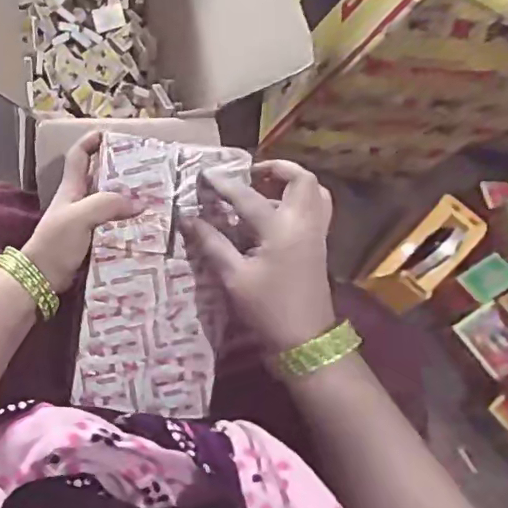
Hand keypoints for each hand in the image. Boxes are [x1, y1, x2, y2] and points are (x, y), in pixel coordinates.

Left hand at [20, 132, 141, 290]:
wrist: (41, 277)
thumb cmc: (55, 242)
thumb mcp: (80, 216)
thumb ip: (107, 204)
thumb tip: (139, 203)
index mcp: (71, 189)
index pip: (79, 156)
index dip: (91, 141)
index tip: (110, 135)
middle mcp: (78, 202)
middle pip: (100, 179)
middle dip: (121, 173)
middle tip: (148, 171)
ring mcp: (84, 223)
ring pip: (109, 205)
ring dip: (128, 202)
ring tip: (154, 199)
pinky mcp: (90, 242)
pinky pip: (113, 228)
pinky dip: (127, 226)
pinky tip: (144, 228)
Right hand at [187, 159, 337, 352]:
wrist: (305, 339)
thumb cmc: (266, 308)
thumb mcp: (233, 277)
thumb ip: (212, 243)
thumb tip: (189, 219)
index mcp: (280, 228)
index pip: (247, 196)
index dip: (223, 184)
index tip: (204, 175)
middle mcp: (304, 222)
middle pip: (301, 179)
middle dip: (276, 168)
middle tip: (249, 173)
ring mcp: (316, 233)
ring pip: (314, 191)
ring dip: (290, 182)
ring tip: (263, 188)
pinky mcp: (319, 244)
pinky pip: (317, 208)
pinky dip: (299, 199)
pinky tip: (275, 213)